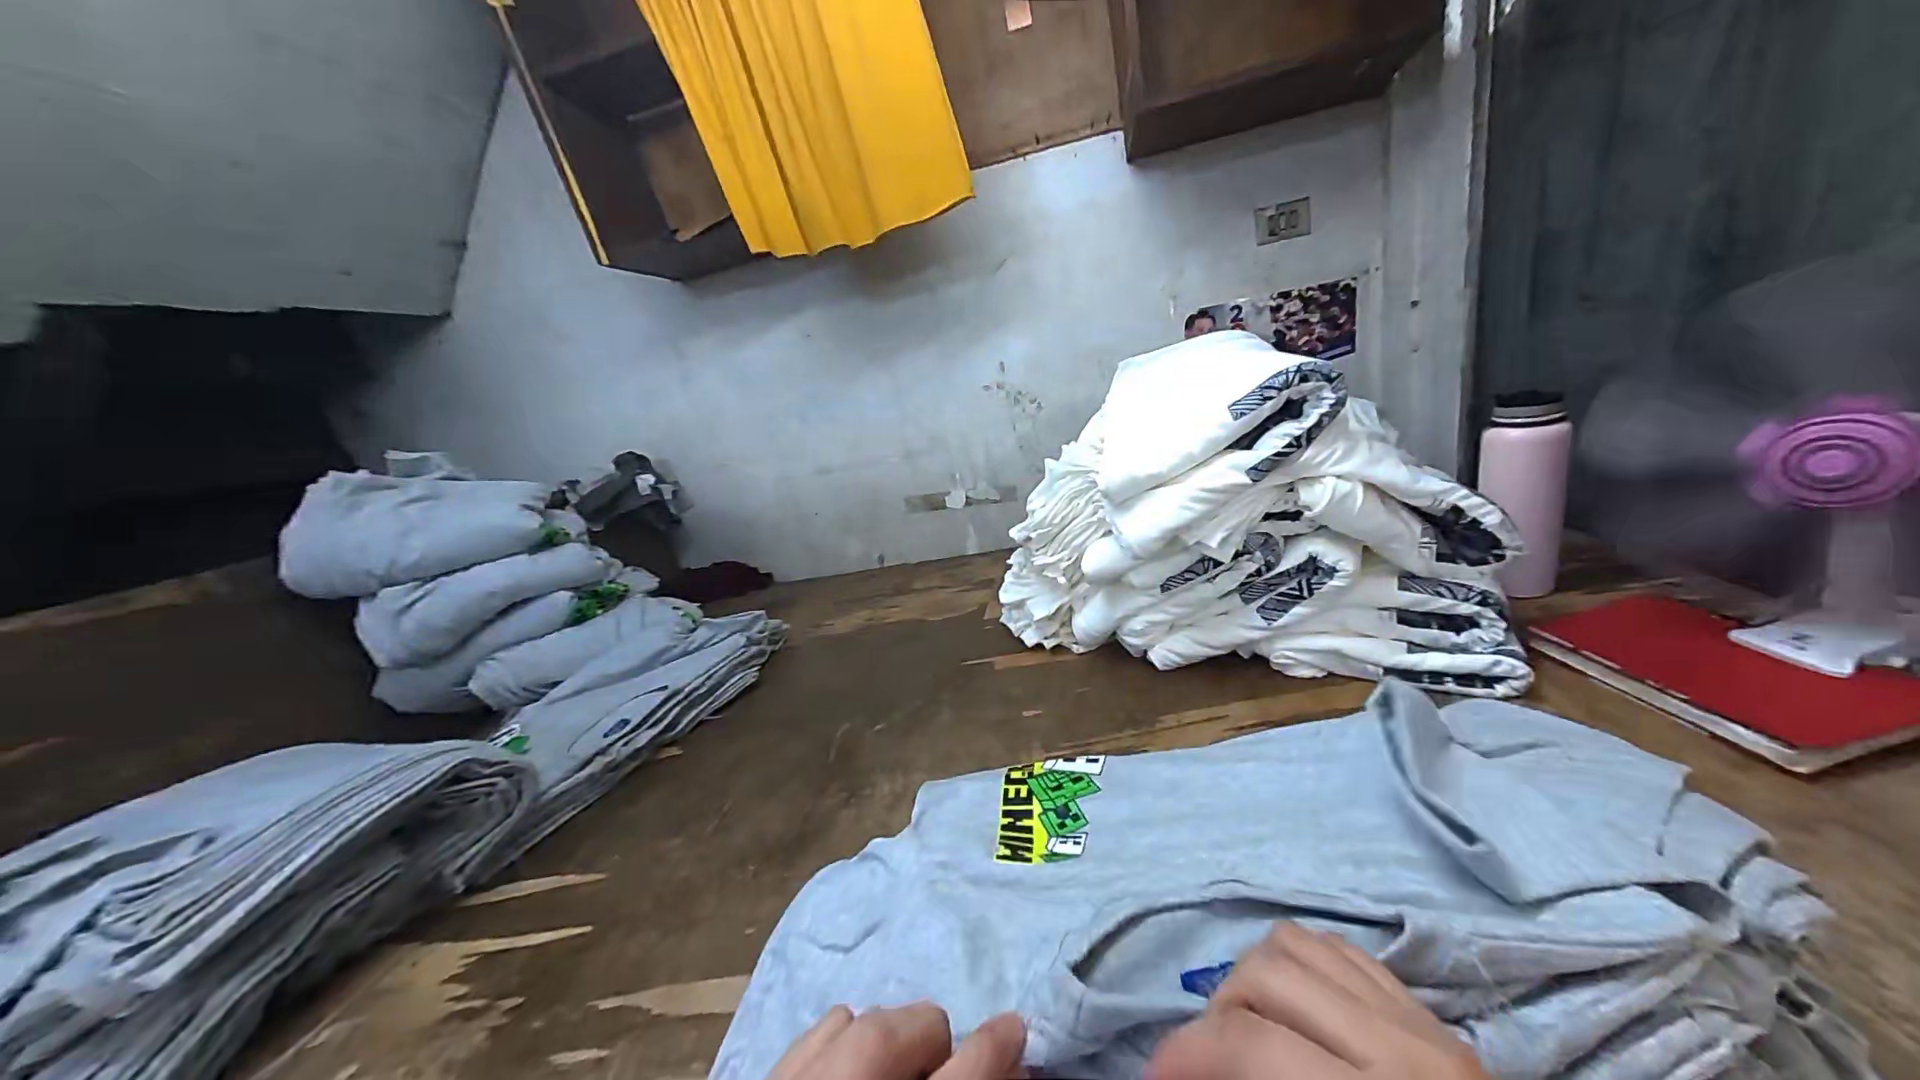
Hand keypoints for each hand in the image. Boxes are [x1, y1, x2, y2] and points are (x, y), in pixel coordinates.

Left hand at [768, 1003, 1025, 1079]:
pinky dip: (844, 1044)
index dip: (998, 1049)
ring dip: (891, 1045)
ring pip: (875, 1018)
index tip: (1015, 1029)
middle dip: (938, 1052)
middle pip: (925, 1024)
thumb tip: (1008, 1070)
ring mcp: (809, 1074)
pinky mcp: (776, 1069)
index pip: (967, 1072)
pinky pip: (829, 1024)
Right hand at [1147, 924, 1488, 1079]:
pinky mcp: (1432, 1017)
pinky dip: (1298, 965)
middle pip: (1265, 973)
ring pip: (1296, 941)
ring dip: (1253, 978)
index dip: (1185, 1053)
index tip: (1156, 1076)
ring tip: (1249, 1027)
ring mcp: (1423, 1024)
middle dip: (1217, 1013)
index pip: (1250, 1041)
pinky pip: (1339, 949)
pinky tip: (1293, 1007)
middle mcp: (1403, 1050)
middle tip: (1207, 1061)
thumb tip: (1185, 1072)